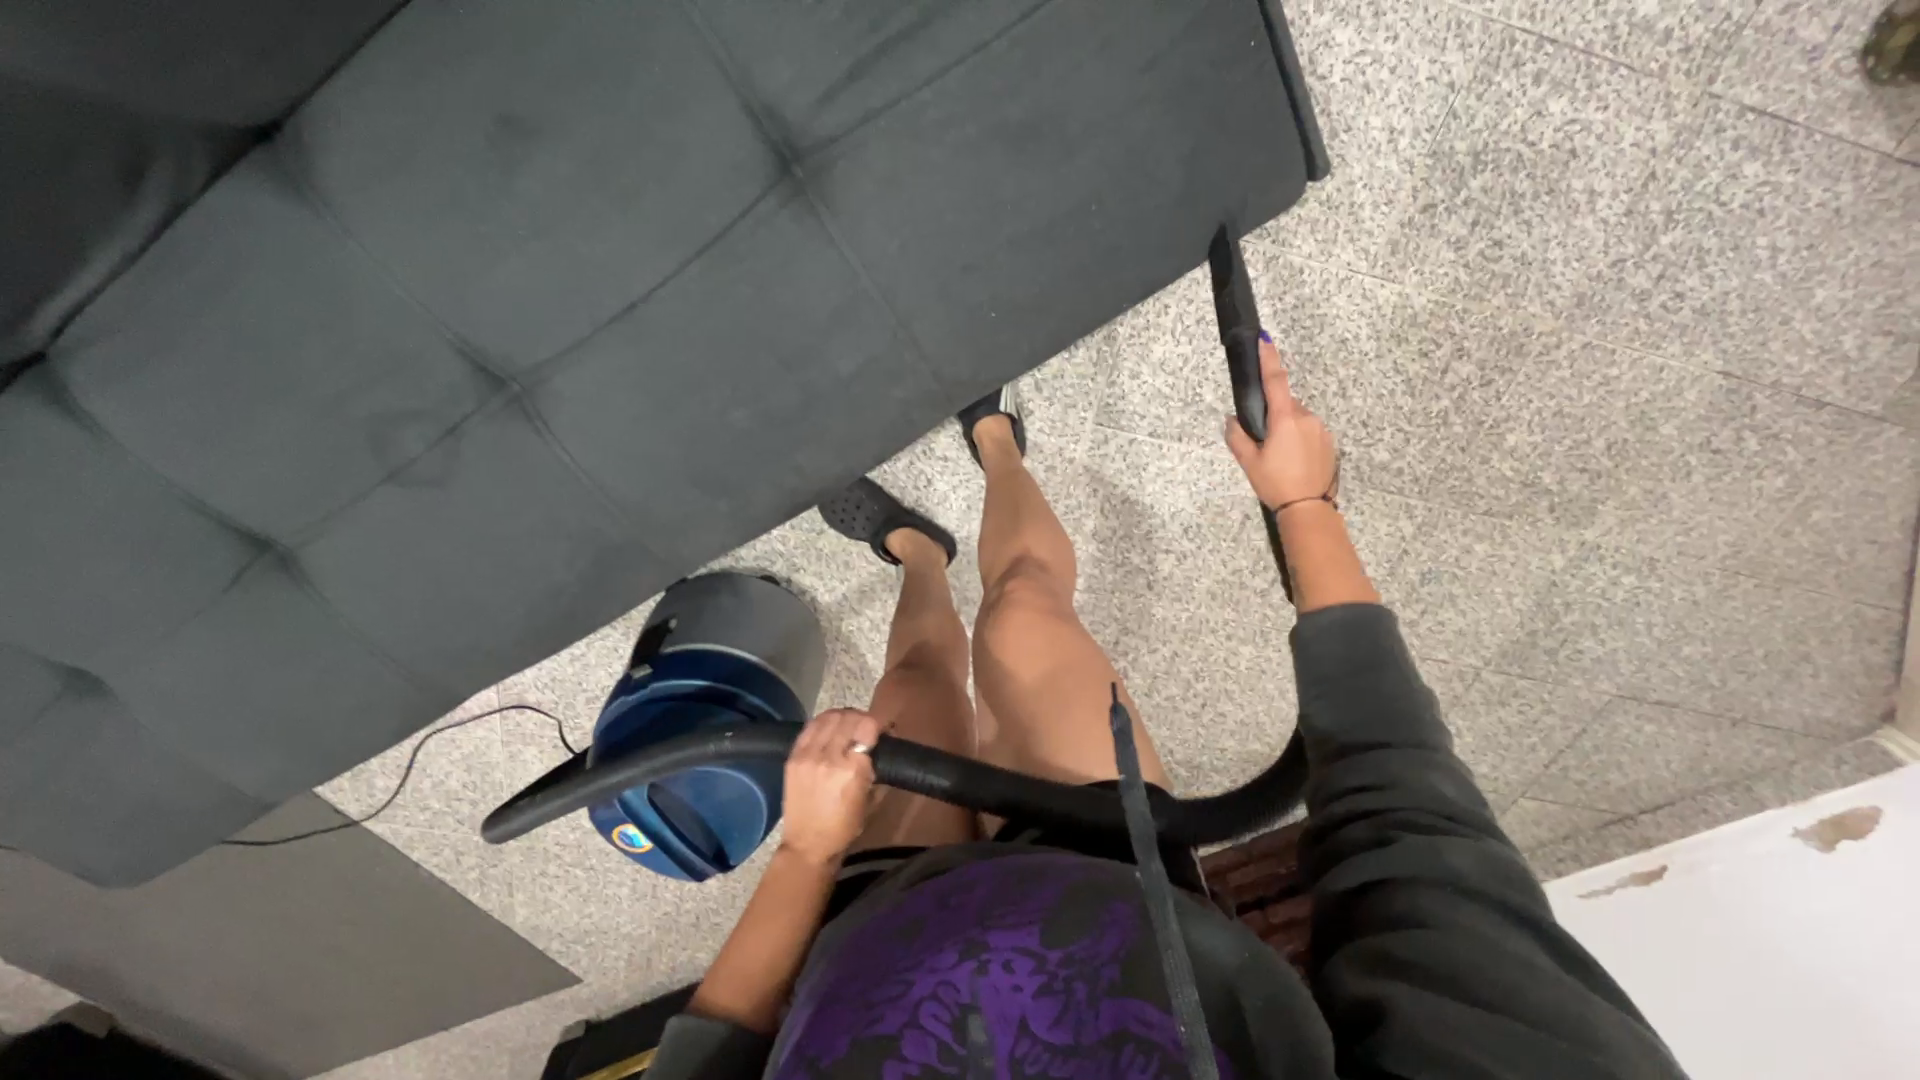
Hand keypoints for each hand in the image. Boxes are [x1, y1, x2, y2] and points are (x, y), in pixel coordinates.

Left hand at [779, 708, 881, 866]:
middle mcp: (830, 756)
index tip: (884, 730)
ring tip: (848, 724)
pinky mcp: (792, 757)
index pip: (868, 727)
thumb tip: (876, 746)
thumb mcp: (870, 798)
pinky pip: (809, 728)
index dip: (880, 724)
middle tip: (867, 727)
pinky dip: (823, 723)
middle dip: (862, 717)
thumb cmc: (845, 827)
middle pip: (849, 717)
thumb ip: (873, 768)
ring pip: (828, 717)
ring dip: (843, 716)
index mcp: (853, 769)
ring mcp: (808, 755)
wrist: (808, 844)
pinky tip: (829, 728)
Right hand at [1224, 337, 1338, 509]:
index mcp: (1285, 419)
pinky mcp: (1329, 441)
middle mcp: (1306, 418)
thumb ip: (1237, 437)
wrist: (1308, 507)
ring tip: (1279, 458)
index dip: (1269, 357)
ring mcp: (1320, 429)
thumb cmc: (1276, 483)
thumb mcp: (1249, 462)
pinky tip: (1293, 461)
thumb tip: (1231, 419)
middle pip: (1285, 405)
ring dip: (1286, 429)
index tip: (1264, 338)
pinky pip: (1308, 431)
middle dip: (1273, 415)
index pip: (1276, 380)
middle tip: (1263, 442)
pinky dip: (1297, 439)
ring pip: (1297, 419)